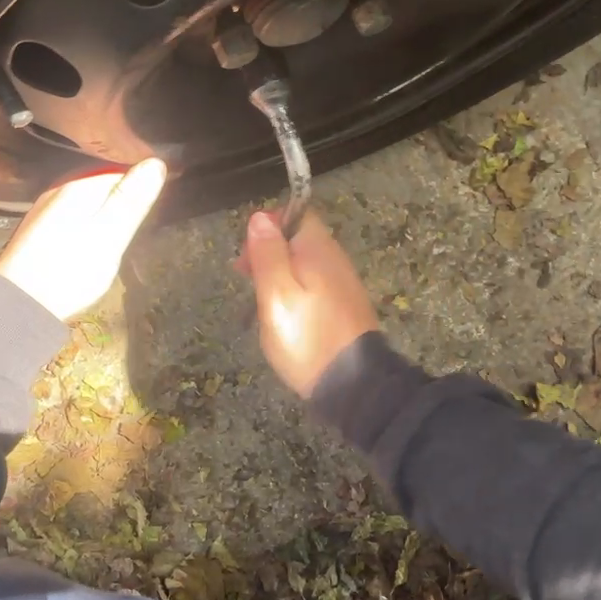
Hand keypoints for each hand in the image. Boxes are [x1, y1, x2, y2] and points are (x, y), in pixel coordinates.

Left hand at [0, 159, 166, 320]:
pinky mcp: (40, 231)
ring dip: (108, 208)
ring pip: (88, 199)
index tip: (162, 196)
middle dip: (125, 193)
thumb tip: (156, 162)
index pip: (120, 169)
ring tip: (130, 224)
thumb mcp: (108, 236)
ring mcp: (47, 210)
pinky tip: (97, 236)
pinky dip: (91, 220)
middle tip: (151, 213)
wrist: (16, 304)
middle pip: (102, 183)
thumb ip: (130, 201)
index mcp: (79, 186)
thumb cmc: (68, 271)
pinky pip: (75, 214)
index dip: (143, 181)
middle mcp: (59, 190)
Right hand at [238, 210, 379, 397]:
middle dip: (269, 252)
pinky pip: (314, 285)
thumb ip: (268, 254)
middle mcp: (335, 259)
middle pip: (298, 239)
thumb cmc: (307, 337)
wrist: (353, 385)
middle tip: (247, 280)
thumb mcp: (277, 294)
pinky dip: (295, 291)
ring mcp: (343, 283)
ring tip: (260, 302)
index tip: (247, 255)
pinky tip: (284, 315)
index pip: (295, 214)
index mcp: (318, 250)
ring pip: (304, 264)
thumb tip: (259, 218)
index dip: (267, 226)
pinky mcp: (344, 306)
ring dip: (279, 274)